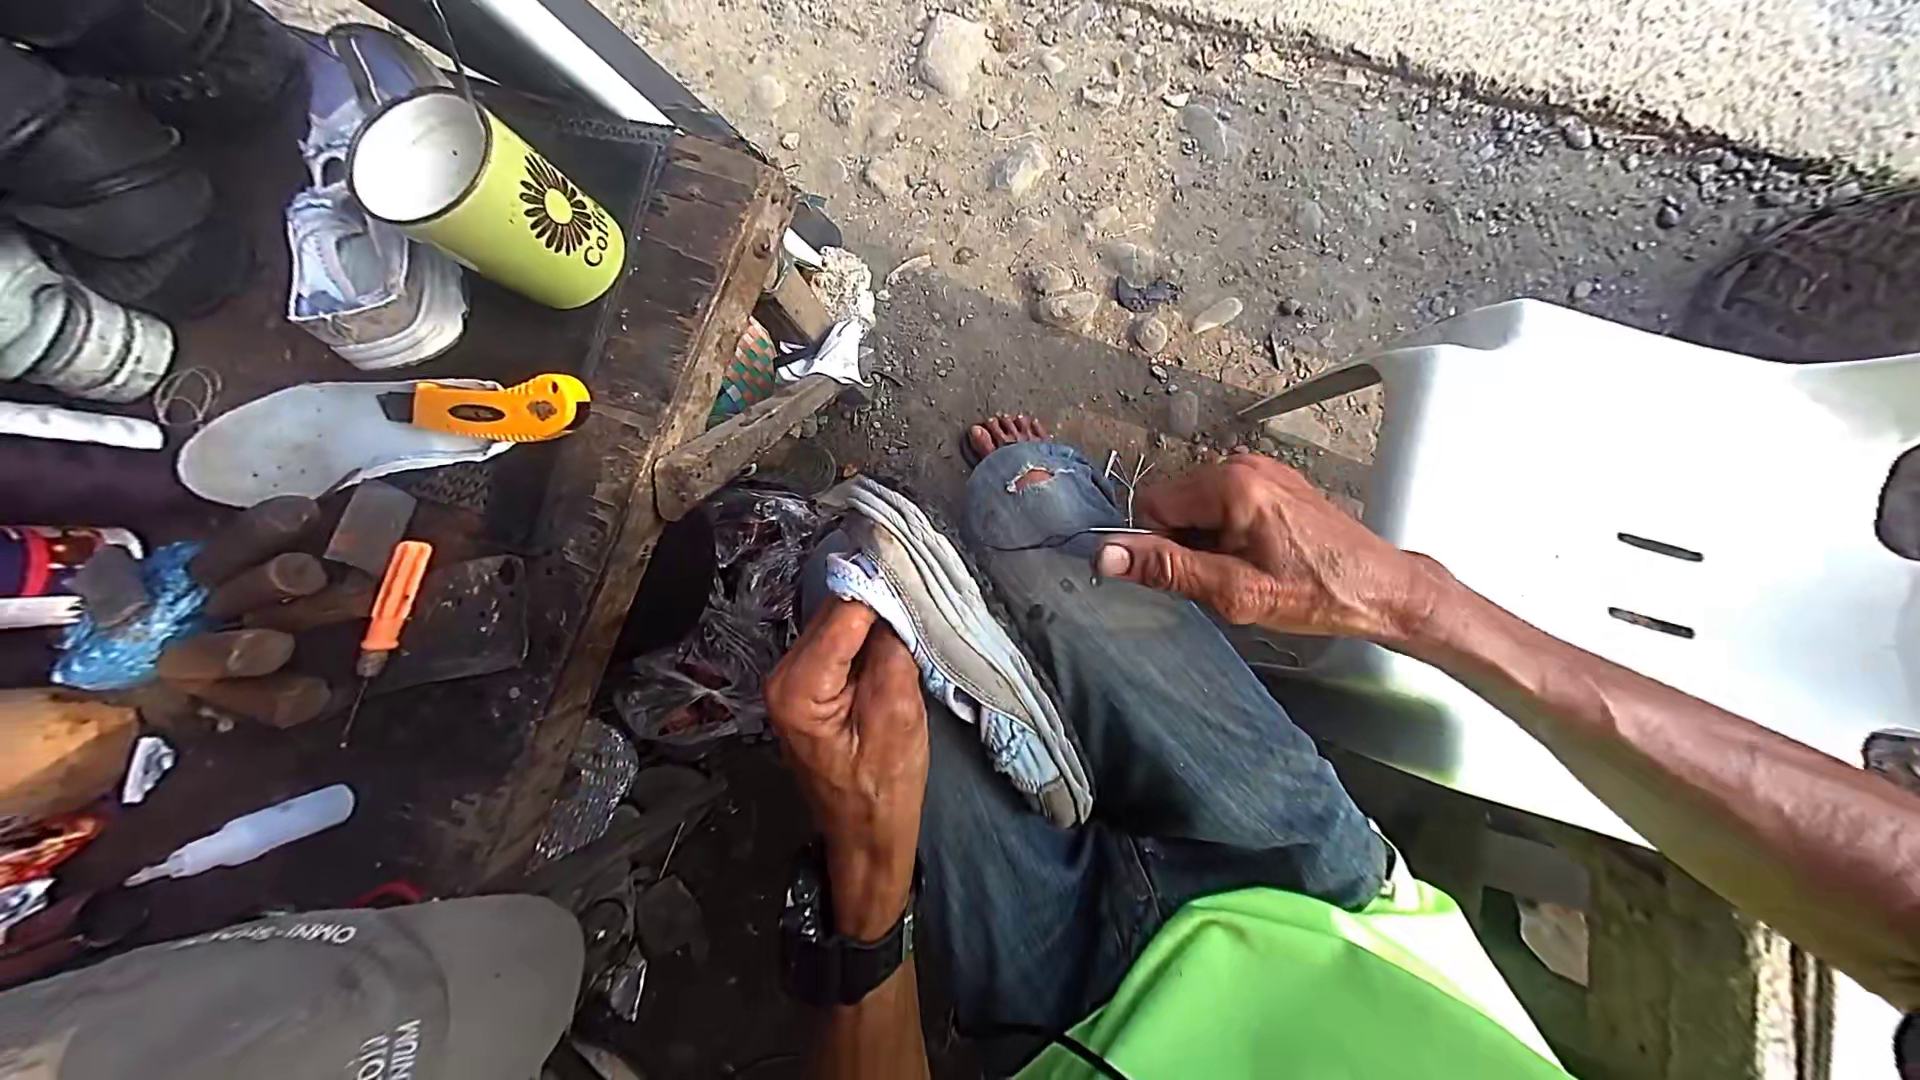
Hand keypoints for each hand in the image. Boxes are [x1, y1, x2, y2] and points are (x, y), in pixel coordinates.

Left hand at [765, 599, 928, 940]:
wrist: (865, 836)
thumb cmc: (883, 790)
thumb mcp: (898, 718)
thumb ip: (892, 653)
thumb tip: (894, 600)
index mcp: (799, 687)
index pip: (843, 613)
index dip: (882, 591)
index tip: (918, 574)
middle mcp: (782, 675)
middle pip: (836, 612)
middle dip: (879, 602)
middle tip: (923, 597)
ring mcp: (791, 679)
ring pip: (838, 622)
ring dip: (876, 617)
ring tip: (914, 616)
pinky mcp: (807, 684)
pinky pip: (840, 641)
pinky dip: (868, 635)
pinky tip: (895, 638)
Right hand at [1091, 454, 1449, 643]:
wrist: (1381, 588)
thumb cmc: (1316, 591)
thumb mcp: (1233, 590)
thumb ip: (1165, 568)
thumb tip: (1109, 555)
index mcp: (1230, 484)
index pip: (1149, 505)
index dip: (1160, 545)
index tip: (1192, 571)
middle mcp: (1241, 464)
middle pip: (1170, 502)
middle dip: (1182, 541)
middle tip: (1221, 572)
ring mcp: (1257, 469)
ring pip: (1191, 504)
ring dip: (1202, 538)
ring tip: (1241, 565)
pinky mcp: (1268, 480)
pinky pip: (1217, 501)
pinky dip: (1222, 530)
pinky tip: (1252, 553)